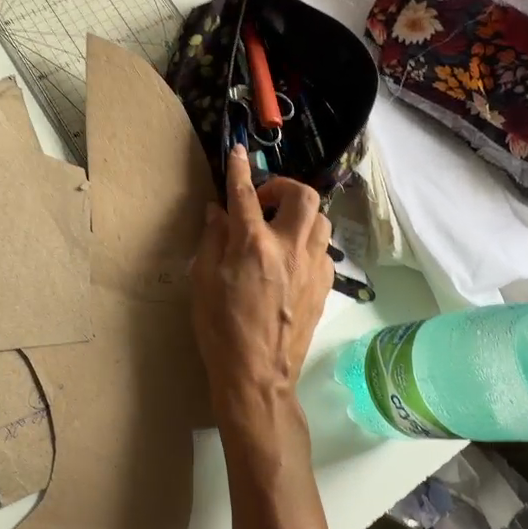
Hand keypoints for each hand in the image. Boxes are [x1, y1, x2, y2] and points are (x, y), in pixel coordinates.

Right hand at [192, 146, 333, 418]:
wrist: (257, 377)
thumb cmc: (220, 328)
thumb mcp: (203, 279)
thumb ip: (213, 239)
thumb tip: (218, 212)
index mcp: (253, 244)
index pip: (245, 193)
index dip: (240, 169)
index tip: (238, 152)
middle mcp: (289, 248)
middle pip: (303, 196)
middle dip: (283, 187)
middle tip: (263, 201)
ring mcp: (312, 267)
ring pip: (320, 220)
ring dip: (300, 213)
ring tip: (279, 226)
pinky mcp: (324, 287)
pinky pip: (323, 248)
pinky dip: (307, 241)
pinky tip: (289, 257)